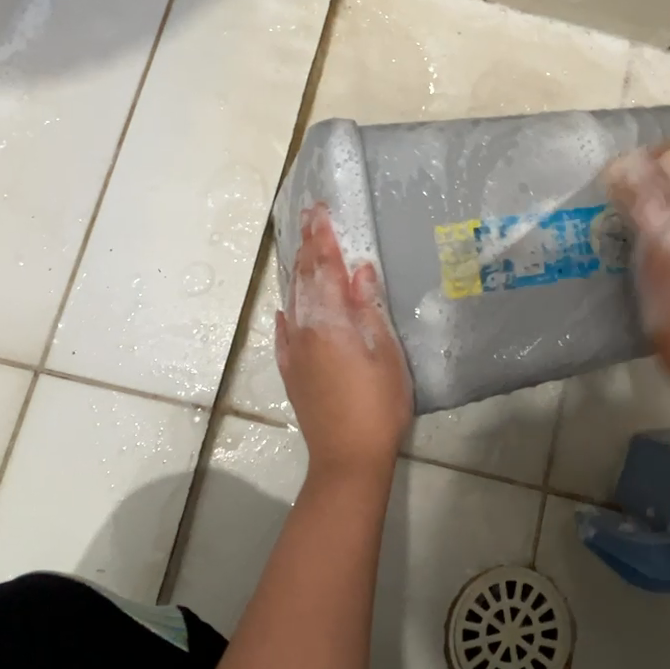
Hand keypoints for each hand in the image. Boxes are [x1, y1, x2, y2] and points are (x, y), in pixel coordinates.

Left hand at [277, 203, 413, 476]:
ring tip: (301, 250)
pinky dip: (287, 314)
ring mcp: (294, 351)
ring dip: (297, 273)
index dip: (322, 237)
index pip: (324, 267)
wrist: (347, 457)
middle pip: (304, 279)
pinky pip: (284, 333)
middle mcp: (305, 329)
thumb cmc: (378, 404)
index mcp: (330, 320)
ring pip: (293, 302)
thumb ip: (369, 309)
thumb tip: (359, 269)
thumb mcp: (385, 352)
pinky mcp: (292, 372)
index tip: (319, 210)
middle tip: (308, 218)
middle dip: (307, 246)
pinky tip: (286, 308)